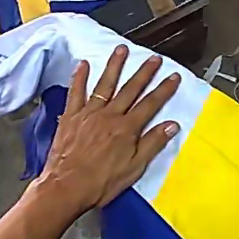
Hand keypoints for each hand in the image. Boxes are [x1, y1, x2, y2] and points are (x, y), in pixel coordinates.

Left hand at [31, 47, 181, 217]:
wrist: (64, 188)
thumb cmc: (101, 182)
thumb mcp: (134, 167)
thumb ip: (153, 144)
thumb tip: (172, 125)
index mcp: (127, 129)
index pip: (151, 104)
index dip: (164, 89)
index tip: (174, 76)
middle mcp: (109, 116)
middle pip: (131, 89)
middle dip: (144, 72)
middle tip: (154, 58)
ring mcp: (88, 114)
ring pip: (105, 85)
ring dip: (115, 66)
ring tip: (122, 49)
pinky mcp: (70, 117)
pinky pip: (76, 93)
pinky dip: (79, 78)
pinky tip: (83, 64)